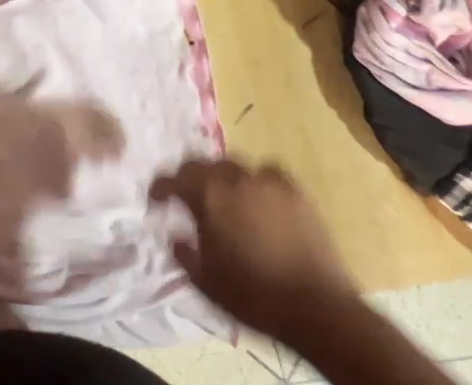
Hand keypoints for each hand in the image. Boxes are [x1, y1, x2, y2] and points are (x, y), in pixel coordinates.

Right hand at [153, 156, 362, 346]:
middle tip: (185, 196)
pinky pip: (267, 174)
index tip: (154, 201)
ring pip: (234, 165)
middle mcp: (234, 178)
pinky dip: (255, 181)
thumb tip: (175, 236)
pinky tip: (258, 197)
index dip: (159, 188)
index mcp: (207, 196)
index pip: (172, 179)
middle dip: (188, 177)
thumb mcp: (204, 281)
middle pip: (202, 164)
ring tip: (223, 196)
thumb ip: (183, 253)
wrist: (317, 307)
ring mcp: (267, 181)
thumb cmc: (253, 296)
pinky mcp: (295, 191)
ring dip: (221, 177)